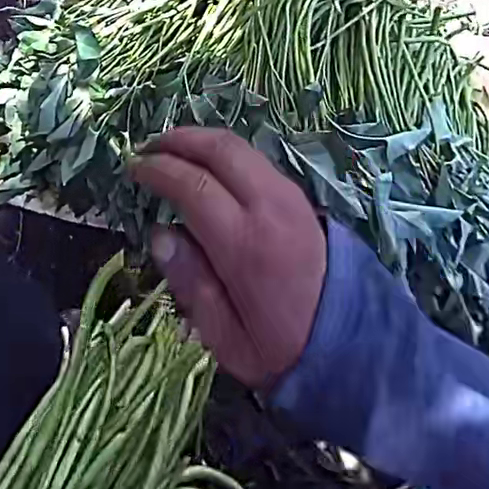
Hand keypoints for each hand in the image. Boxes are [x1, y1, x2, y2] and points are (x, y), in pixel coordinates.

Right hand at [130, 126, 325, 390]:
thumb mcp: (227, 339)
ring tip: (170, 150)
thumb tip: (159, 233)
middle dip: (178, 139)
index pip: (195, 185)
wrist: (355, 344)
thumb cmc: (283, 349)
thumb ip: (190, 284)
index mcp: (248, 245)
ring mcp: (289, 194)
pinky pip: (254, 157)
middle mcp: (270, 206)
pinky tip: (205, 165)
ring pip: (239, 146)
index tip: (133, 168)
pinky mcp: (299, 194)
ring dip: (201, 140)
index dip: (159, 169)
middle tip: (147, 147)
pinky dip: (222, 151)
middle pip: (219, 149)